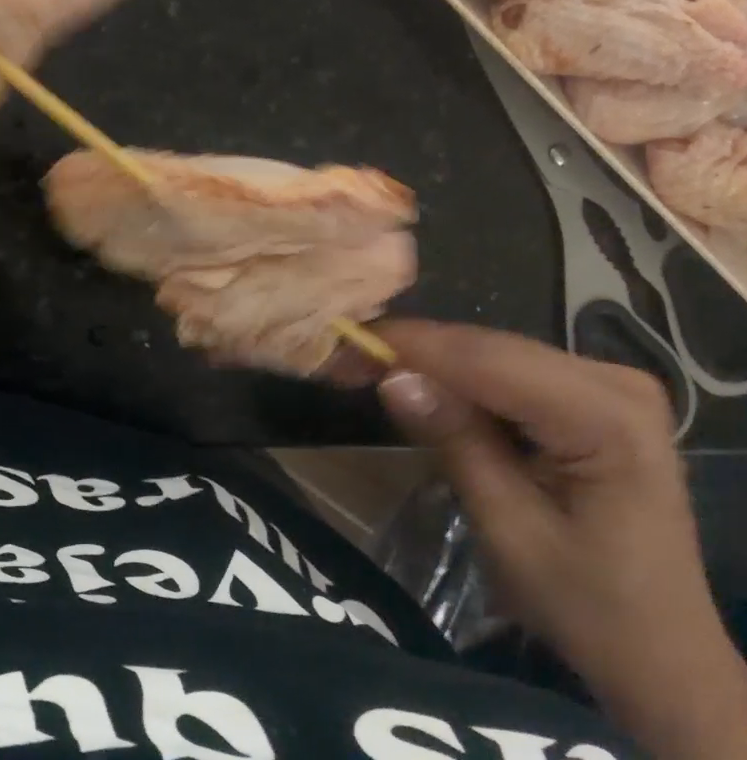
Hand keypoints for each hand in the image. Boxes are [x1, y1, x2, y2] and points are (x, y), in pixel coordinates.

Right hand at [373, 321, 746, 759]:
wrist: (653, 641)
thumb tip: (390, 377)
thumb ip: (455, 442)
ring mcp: (611, 389)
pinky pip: (508, 370)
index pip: (486, 361)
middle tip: (337, 359)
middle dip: (409, 348)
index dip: (404, 347)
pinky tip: (413, 382)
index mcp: (608, 421)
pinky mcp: (593, 400)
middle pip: (489, 348)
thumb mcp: (506, 524)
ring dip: (426, 358)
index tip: (334, 348)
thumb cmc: (581, 595)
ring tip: (360, 368)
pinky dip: (454, 373)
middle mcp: (617, 386)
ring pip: (493, 351)